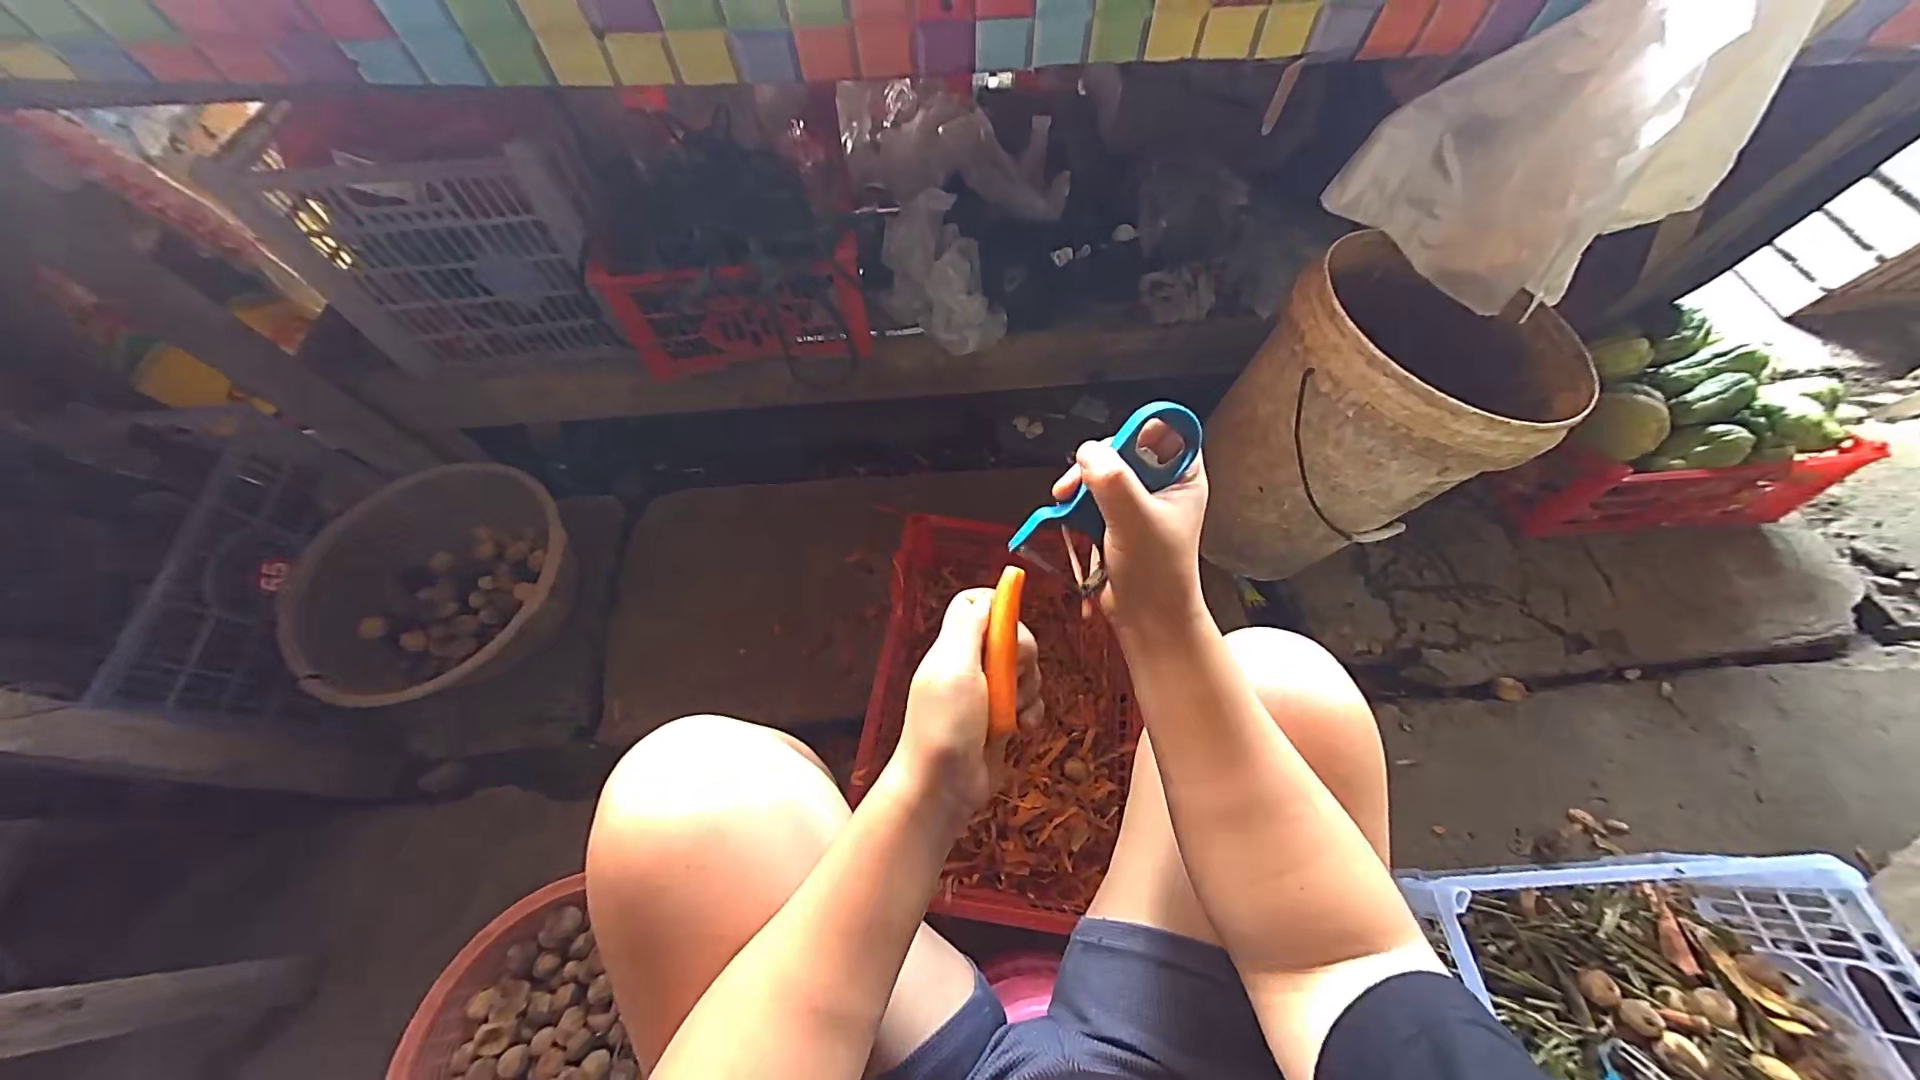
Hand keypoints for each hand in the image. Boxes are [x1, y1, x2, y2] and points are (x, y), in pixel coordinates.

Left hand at [892, 588, 1041, 819]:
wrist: (943, 786)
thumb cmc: (944, 727)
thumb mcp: (954, 668)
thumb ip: (969, 627)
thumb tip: (986, 599)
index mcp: (954, 647)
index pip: (975, 604)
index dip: (998, 605)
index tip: (1011, 622)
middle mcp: (971, 665)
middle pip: (1012, 636)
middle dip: (1022, 655)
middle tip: (1012, 676)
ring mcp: (987, 693)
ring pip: (1027, 671)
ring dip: (1027, 690)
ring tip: (1010, 712)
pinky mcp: (1002, 718)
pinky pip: (1031, 702)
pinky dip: (1032, 713)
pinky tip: (1021, 728)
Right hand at [1052, 419, 1208, 632]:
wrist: (1147, 619)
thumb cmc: (1158, 575)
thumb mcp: (1136, 520)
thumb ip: (1113, 481)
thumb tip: (1088, 452)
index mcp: (1183, 476)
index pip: (1164, 430)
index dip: (1136, 433)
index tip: (1112, 450)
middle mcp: (1161, 484)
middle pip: (1124, 448)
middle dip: (1097, 462)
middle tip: (1078, 480)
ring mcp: (1136, 501)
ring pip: (1102, 471)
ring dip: (1081, 482)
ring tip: (1066, 500)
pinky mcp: (1114, 518)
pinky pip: (1089, 495)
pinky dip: (1075, 502)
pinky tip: (1068, 513)